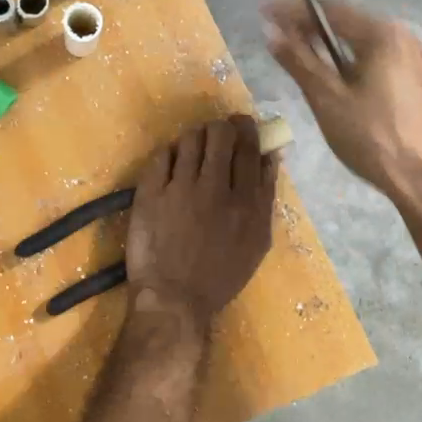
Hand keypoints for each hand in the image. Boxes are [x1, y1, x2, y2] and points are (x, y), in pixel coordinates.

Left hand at [125, 116, 277, 328]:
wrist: (174, 297)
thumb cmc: (220, 274)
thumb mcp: (258, 241)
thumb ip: (266, 195)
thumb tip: (272, 154)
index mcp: (246, 203)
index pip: (249, 148)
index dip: (247, 129)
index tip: (243, 124)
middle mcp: (214, 189)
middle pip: (220, 135)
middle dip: (221, 128)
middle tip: (217, 134)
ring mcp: (179, 188)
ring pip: (189, 139)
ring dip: (194, 137)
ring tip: (193, 148)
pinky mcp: (150, 192)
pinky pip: (160, 155)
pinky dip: (168, 153)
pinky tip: (171, 163)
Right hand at [264, 0, 421, 216]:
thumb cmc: (374, 138)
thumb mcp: (327, 99)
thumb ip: (298, 61)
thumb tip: (270, 32)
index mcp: (384, 35)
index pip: (330, 9)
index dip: (292, 9)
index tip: (264, 11)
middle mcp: (405, 38)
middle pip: (348, 22)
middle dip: (309, 27)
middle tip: (277, 35)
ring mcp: (417, 61)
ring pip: (363, 43)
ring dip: (329, 45)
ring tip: (298, 56)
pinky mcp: (420, 83)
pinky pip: (377, 59)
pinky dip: (350, 60)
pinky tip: (333, 78)